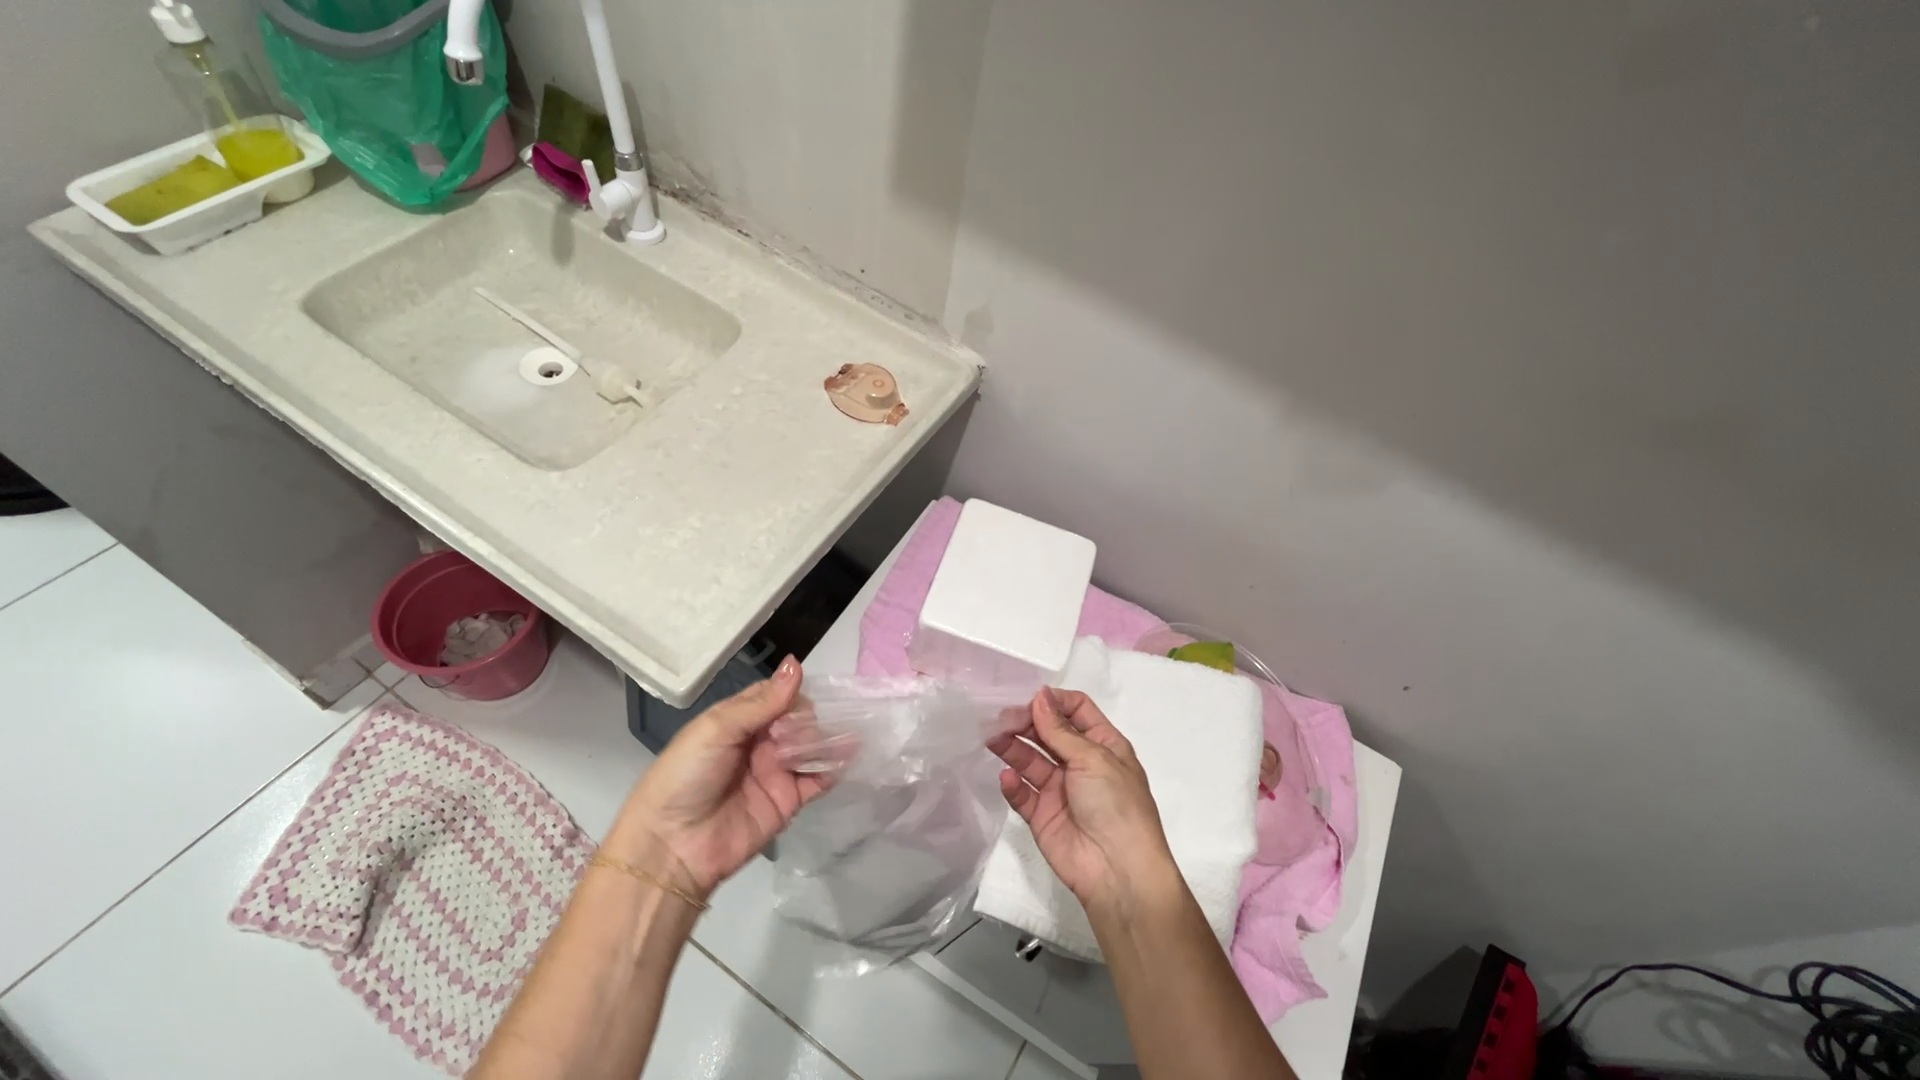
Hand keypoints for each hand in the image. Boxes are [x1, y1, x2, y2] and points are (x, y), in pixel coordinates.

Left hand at [610, 657, 832, 898]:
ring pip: (811, 746)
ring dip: (826, 739)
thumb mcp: (717, 730)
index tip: (801, 697)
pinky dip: (834, 767)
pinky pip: (818, 779)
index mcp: (738, 720)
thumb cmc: (686, 776)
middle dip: (809, 719)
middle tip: (802, 732)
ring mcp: (776, 772)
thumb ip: (762, 702)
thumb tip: (797, 663)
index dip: (791, 693)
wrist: (672, 845)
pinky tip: (846, 755)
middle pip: (798, 719)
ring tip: (841, 737)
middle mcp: (760, 742)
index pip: (776, 695)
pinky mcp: (788, 801)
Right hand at [988, 688, 1178, 916]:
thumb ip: (1060, 730)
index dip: (1054, 702)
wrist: (1118, 871)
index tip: (1029, 698)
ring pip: (1031, 760)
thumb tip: (1040, 696)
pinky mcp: (1042, 815)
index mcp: (1103, 745)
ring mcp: (1060, 790)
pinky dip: (1013, 784)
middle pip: (1048, 733)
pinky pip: (1023, 793)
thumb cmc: (1116, 804)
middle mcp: (1081, 763)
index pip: (1076, 711)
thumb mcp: (1093, 758)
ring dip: (1013, 747)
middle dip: (1026, 722)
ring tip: (992, 737)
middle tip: (1000, 717)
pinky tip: (1006, 777)